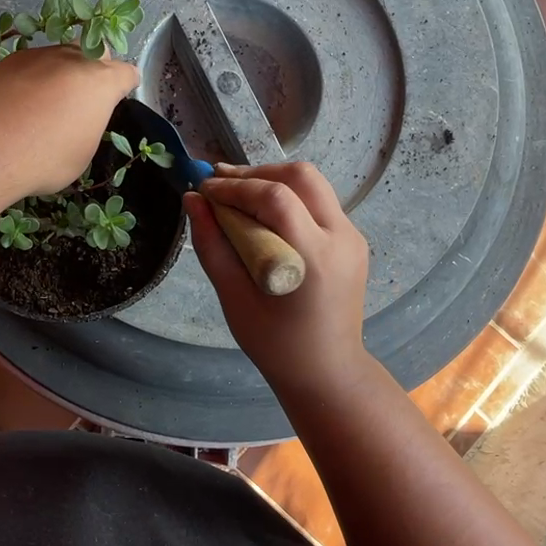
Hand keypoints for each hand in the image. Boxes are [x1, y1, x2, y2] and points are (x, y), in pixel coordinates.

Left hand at [0, 46, 139, 199]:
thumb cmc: (44, 159)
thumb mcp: (81, 154)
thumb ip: (87, 127)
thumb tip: (77, 120)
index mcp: (99, 82)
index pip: (126, 73)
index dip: (125, 85)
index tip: (120, 95)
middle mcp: (69, 59)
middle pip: (91, 53)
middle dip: (92, 69)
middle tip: (81, 98)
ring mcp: (32, 57)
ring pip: (54, 58)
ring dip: (54, 76)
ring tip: (40, 108)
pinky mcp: (1, 64)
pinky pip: (21, 70)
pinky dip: (23, 84)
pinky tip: (11, 110)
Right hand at [185, 162, 374, 396]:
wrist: (327, 371)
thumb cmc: (275, 343)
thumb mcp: (233, 298)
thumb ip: (212, 245)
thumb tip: (192, 201)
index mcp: (314, 257)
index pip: (275, 197)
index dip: (235, 186)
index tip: (203, 190)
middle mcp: (341, 238)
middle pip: (301, 177)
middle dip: (256, 173)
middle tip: (220, 184)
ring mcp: (352, 237)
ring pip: (312, 184)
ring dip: (271, 181)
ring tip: (235, 194)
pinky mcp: (352, 240)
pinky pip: (317, 202)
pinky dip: (286, 197)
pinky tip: (260, 215)